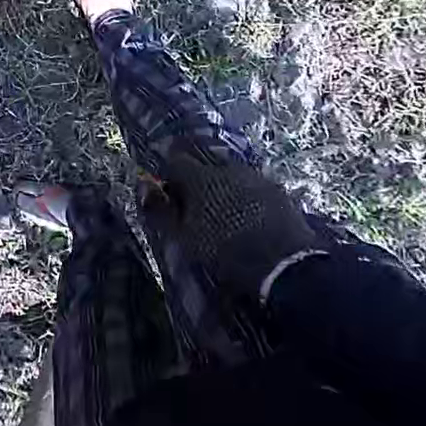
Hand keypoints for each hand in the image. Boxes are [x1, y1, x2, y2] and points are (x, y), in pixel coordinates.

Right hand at [162, 157, 334, 303]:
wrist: (283, 264)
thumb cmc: (225, 251)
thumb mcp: (185, 237)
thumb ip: (161, 210)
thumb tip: (142, 186)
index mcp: (200, 178)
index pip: (176, 160)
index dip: (169, 173)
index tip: (167, 188)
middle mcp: (227, 169)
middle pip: (205, 165)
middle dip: (197, 178)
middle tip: (195, 202)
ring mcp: (255, 177)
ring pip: (230, 174)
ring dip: (222, 186)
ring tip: (222, 210)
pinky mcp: (277, 190)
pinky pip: (252, 186)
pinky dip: (244, 196)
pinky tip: (247, 215)